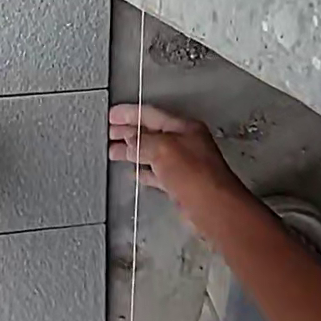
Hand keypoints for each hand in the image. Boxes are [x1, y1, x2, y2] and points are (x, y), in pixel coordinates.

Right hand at [108, 104, 243, 205]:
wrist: (212, 207)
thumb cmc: (194, 174)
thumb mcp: (163, 149)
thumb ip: (143, 142)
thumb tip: (129, 141)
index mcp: (183, 127)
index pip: (151, 114)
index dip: (129, 114)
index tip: (112, 115)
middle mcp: (185, 142)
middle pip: (151, 132)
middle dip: (128, 132)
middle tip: (108, 132)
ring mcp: (184, 163)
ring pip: (152, 152)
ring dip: (133, 151)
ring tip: (113, 151)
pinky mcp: (181, 183)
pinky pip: (158, 172)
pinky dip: (145, 171)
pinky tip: (134, 172)